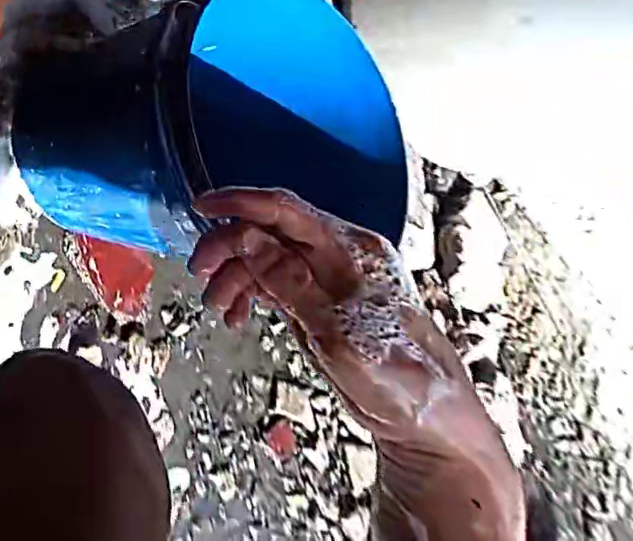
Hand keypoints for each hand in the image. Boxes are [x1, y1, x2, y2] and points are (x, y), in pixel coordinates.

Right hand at [188, 188, 491, 450]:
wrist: (432, 430)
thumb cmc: (403, 383)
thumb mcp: (338, 332)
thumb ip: (289, 280)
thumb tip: (247, 236)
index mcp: (350, 249)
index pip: (284, 209)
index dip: (238, 202)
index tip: (202, 206)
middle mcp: (337, 254)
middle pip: (267, 232)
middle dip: (228, 248)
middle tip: (200, 271)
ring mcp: (326, 276)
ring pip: (264, 257)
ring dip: (234, 276)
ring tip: (218, 306)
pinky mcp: (317, 298)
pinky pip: (271, 281)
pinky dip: (249, 294)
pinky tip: (237, 316)